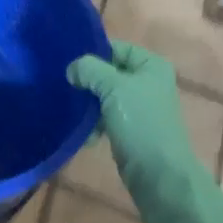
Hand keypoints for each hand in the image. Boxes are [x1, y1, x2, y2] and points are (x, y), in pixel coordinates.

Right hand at [68, 40, 208, 191]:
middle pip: (107, 73)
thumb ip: (90, 69)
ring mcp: (139, 107)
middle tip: (64, 88)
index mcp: (151, 65)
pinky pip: (105, 118)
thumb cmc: (141, 123)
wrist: (158, 174)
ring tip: (71, 112)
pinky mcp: (130, 129)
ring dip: (87, 105)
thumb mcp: (113, 87)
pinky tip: (83, 133)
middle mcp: (147, 82)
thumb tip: (72, 69)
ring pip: (103, 96)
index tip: (67, 64)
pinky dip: (93, 123)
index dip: (92, 54)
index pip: (115, 48)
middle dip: (86, 81)